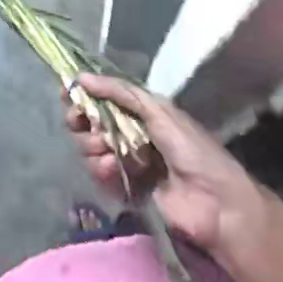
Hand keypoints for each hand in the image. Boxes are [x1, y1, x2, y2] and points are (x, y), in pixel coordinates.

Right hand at [64, 74, 274, 251]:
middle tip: (85, 123)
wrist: (215, 203)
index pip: (98, 97)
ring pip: (86, 146)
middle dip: (81, 120)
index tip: (67, 92)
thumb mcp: (159, 111)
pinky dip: (101, 168)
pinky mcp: (121, 188)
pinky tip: (114, 168)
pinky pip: (96, 173)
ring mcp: (122, 161)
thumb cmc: (192, 150)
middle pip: (85, 121)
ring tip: (109, 150)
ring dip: (92, 146)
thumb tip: (80, 77)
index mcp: (137, 112)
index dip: (80, 94)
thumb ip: (119, 92)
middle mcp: (126, 133)